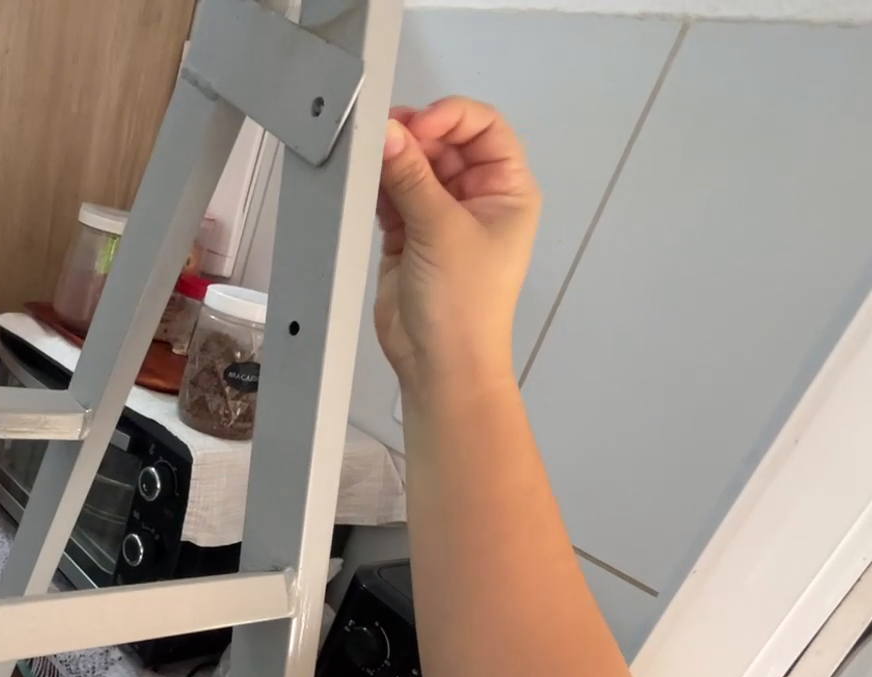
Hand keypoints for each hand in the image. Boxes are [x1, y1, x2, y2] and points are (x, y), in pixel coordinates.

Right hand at [374, 98, 540, 409]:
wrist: (439, 362)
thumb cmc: (466, 308)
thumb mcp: (442, 230)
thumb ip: (411, 178)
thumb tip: (389, 133)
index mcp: (506, 190)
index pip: (483, 129)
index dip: (451, 118)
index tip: (417, 125)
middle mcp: (475, 201)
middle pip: (444, 147)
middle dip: (414, 139)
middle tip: (383, 138)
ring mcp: (439, 221)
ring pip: (414, 173)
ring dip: (392, 165)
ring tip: (368, 161)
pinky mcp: (407, 240)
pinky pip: (391, 201)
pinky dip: (378, 191)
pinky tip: (365, 186)